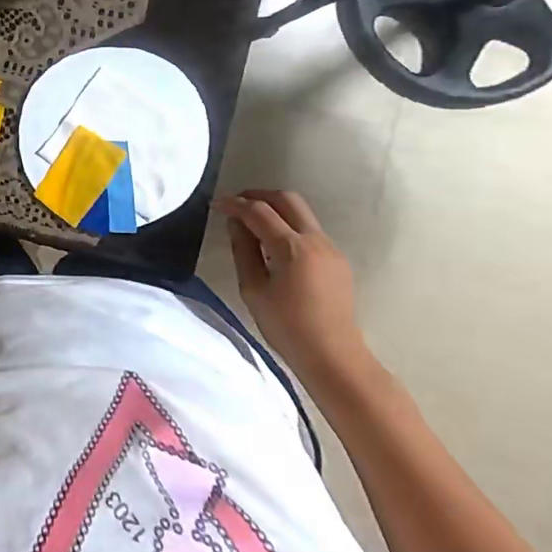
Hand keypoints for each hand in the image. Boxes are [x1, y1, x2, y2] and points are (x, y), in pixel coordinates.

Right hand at [214, 190, 370, 381]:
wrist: (332, 355)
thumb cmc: (284, 324)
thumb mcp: (252, 287)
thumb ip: (243, 250)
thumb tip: (236, 224)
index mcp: (292, 248)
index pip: (258, 211)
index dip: (233, 204)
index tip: (215, 205)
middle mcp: (316, 241)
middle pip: (287, 200)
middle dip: (258, 196)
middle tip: (235, 204)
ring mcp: (331, 250)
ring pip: (301, 213)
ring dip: (274, 210)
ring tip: (249, 224)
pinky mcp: (337, 260)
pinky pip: (309, 230)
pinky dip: (286, 225)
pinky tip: (271, 244)